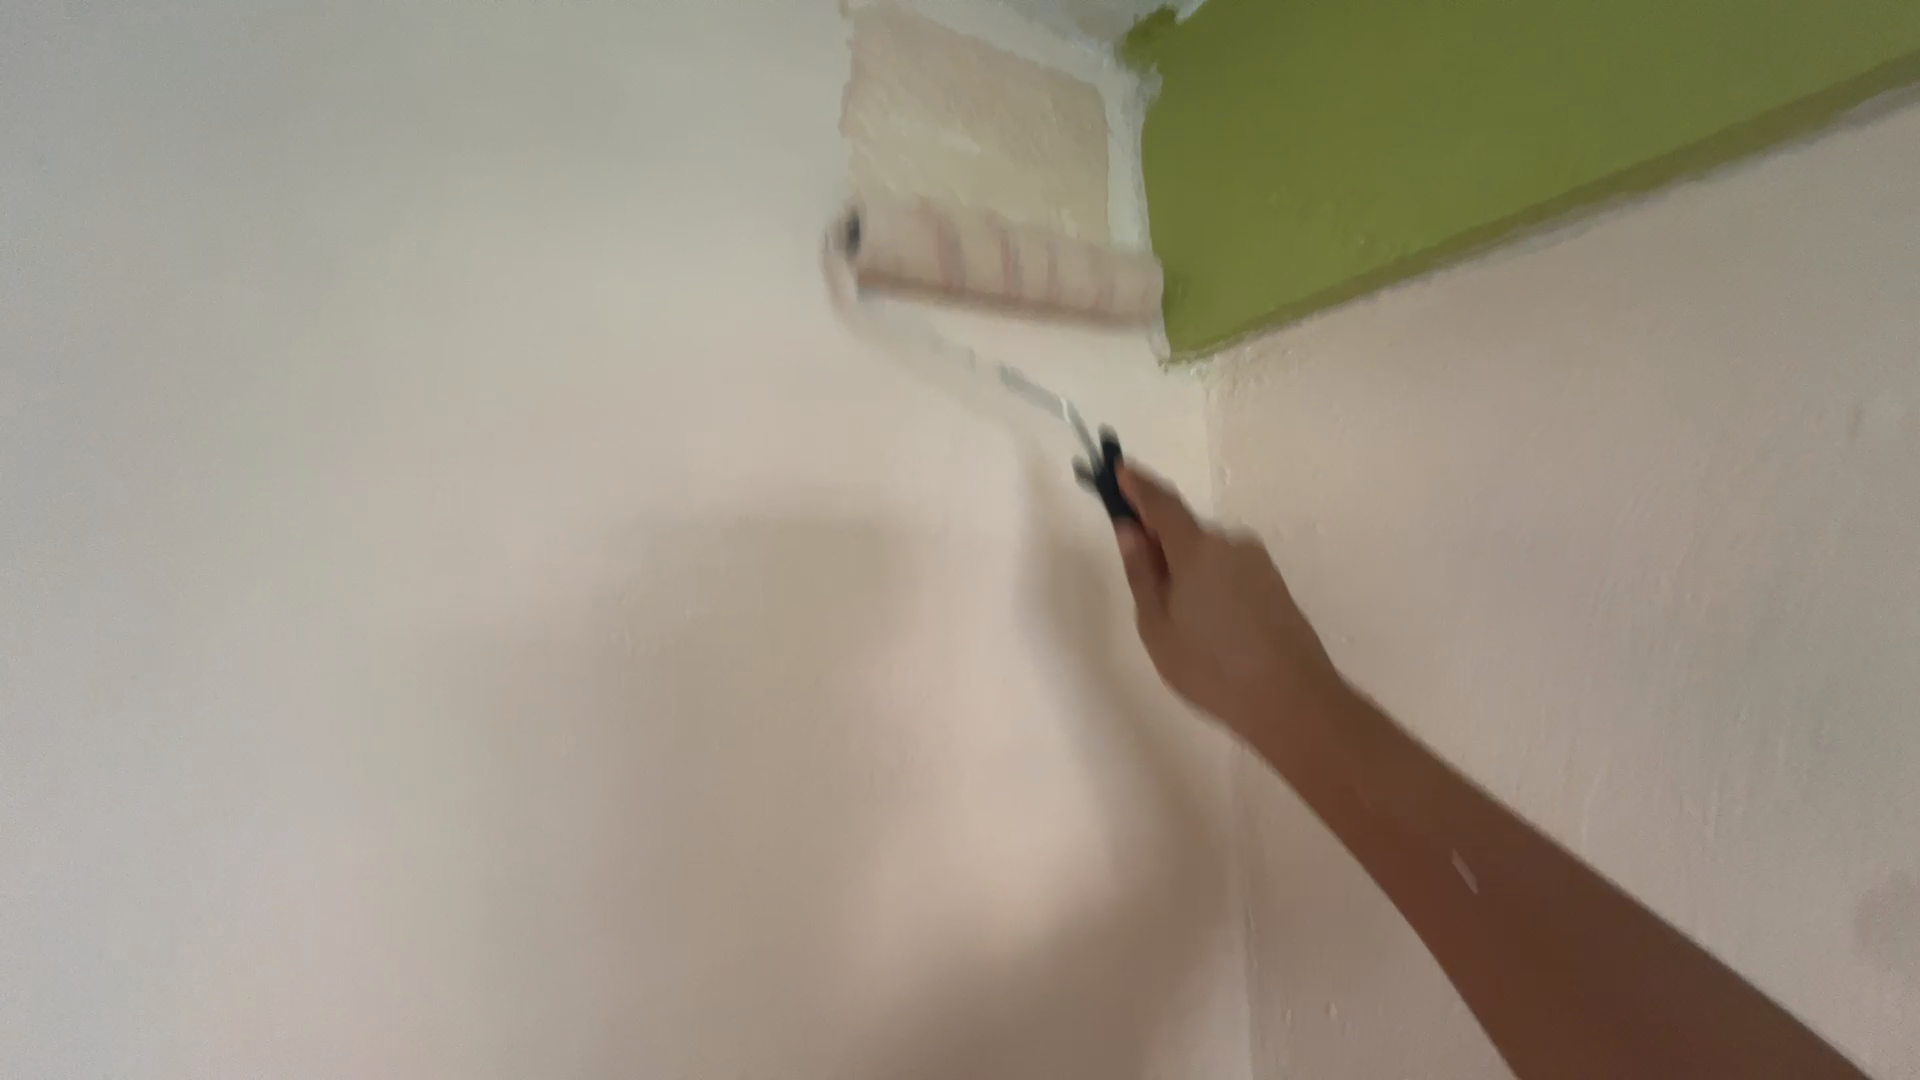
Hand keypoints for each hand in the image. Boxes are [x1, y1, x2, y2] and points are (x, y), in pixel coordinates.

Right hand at [1112, 465, 1344, 739]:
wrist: (1293, 701)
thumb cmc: (1210, 666)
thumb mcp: (1156, 624)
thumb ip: (1141, 572)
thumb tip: (1130, 530)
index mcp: (1197, 548)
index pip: (1160, 502)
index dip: (1137, 484)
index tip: (1118, 466)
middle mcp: (1230, 544)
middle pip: (1183, 531)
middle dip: (1158, 543)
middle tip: (1141, 582)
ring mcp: (1257, 564)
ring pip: (1206, 555)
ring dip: (1184, 570)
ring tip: (1179, 625)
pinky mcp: (1273, 585)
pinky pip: (1226, 572)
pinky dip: (1207, 585)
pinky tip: (1208, 630)